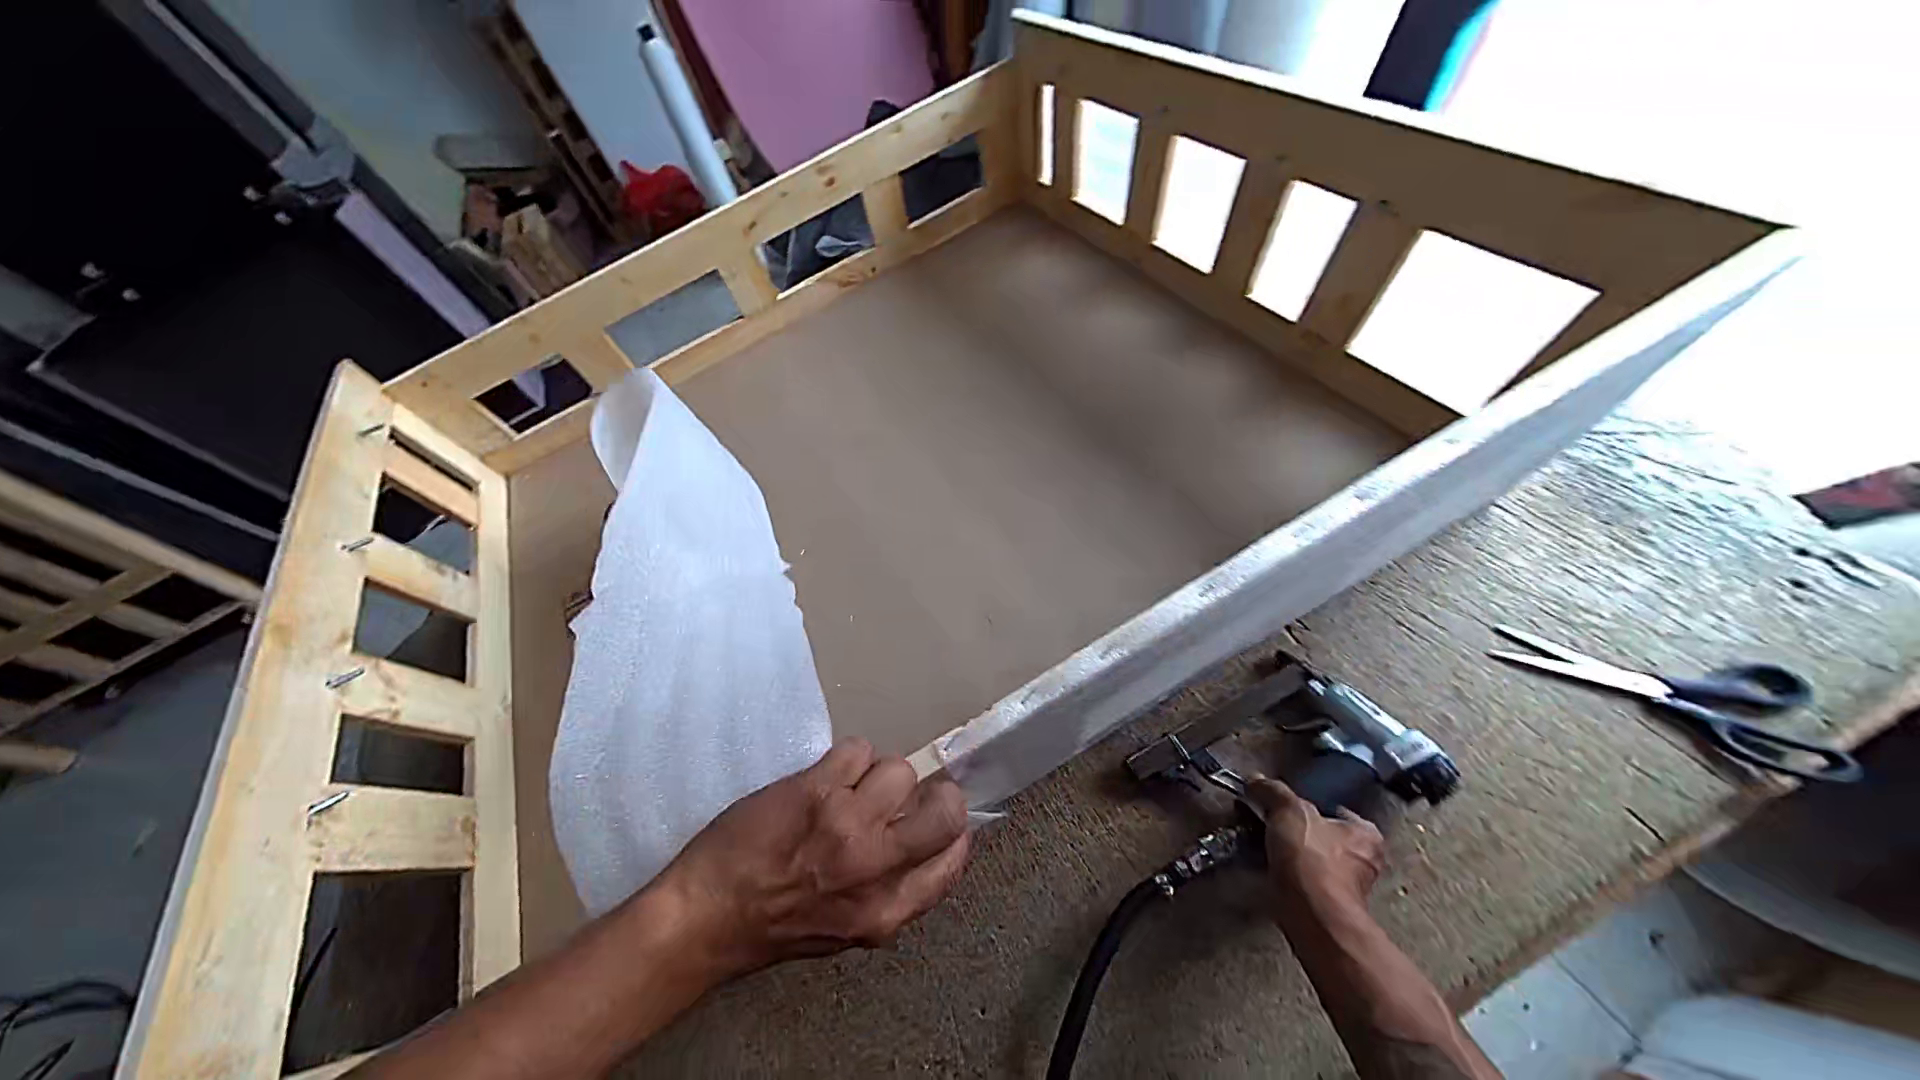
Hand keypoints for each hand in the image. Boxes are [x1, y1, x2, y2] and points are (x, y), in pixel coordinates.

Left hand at [656, 737, 970, 980]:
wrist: (705, 918)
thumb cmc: (776, 924)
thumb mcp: (850, 927)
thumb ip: (894, 889)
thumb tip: (929, 842)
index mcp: (888, 911)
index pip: (953, 857)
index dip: (953, 830)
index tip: (937, 815)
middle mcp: (875, 867)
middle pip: (945, 809)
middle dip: (938, 792)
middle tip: (909, 791)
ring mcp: (846, 825)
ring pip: (899, 770)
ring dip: (877, 773)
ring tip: (848, 787)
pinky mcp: (815, 791)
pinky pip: (857, 749)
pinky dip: (846, 757)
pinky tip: (824, 777)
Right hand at [1248, 778, 1385, 920]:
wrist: (1311, 913)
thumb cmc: (1313, 859)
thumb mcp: (1289, 809)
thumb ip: (1273, 791)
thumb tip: (1256, 781)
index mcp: (1366, 835)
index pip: (1339, 811)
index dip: (1310, 805)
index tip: (1286, 804)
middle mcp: (1363, 863)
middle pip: (1324, 837)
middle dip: (1298, 832)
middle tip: (1271, 823)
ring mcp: (1345, 889)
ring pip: (1312, 862)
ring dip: (1289, 856)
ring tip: (1262, 845)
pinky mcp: (1326, 908)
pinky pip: (1302, 883)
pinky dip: (1284, 876)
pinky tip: (1266, 868)